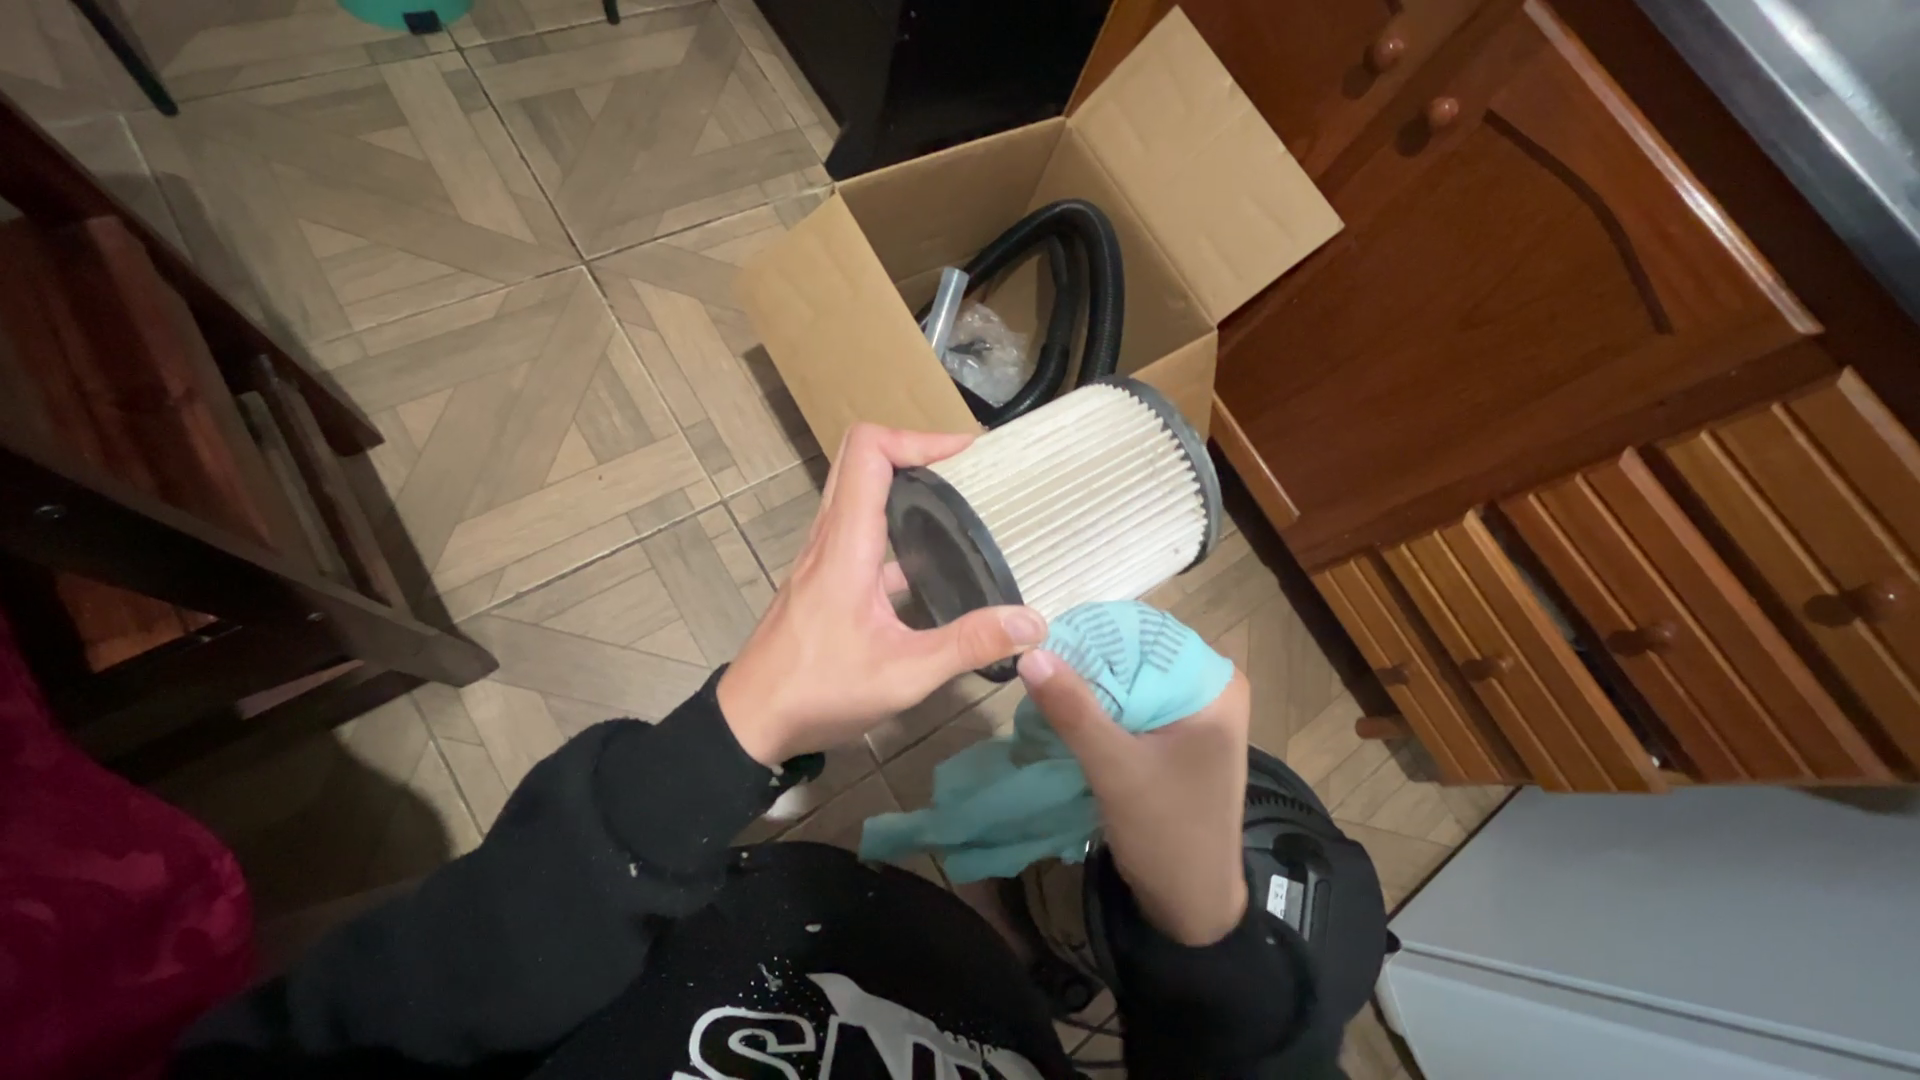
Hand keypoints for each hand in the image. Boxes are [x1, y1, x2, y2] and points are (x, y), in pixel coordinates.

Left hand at [718, 424, 1048, 765]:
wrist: (750, 721)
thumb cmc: (819, 691)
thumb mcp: (904, 674)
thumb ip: (969, 645)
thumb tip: (1031, 621)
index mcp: (846, 544)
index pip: (868, 451)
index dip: (915, 438)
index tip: (964, 454)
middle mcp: (829, 538)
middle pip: (860, 460)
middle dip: (914, 452)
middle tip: (967, 473)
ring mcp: (821, 558)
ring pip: (856, 494)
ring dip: (902, 487)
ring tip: (956, 508)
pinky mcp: (822, 580)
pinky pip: (857, 532)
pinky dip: (893, 529)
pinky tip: (928, 569)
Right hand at [1019, 650, 1250, 945]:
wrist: (1190, 904)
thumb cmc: (1167, 833)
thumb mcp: (1116, 768)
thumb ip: (1074, 709)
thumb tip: (1031, 652)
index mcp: (1216, 685)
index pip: (1149, 634)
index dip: (1097, 634)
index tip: (1046, 642)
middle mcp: (1209, 689)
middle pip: (1138, 655)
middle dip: (1090, 660)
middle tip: (1038, 665)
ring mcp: (1192, 713)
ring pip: (1130, 679)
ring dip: (1090, 684)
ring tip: (1043, 684)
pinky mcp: (1173, 735)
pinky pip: (1130, 703)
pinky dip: (1099, 706)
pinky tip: (1064, 710)